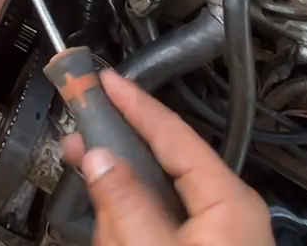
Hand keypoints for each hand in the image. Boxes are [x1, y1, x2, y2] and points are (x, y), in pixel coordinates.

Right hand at [64, 71, 273, 245]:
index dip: (133, 102)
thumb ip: (122, 198)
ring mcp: (215, 241)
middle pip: (164, 162)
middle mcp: (228, 215)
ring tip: (89, 185)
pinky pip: (159, 226)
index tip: (103, 78)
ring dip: (119, 190)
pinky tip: (110, 221)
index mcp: (228, 202)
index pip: (173, 133)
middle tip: (78, 125)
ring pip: (157, 196)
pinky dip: (129, 218)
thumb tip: (98, 154)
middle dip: (117, 146)